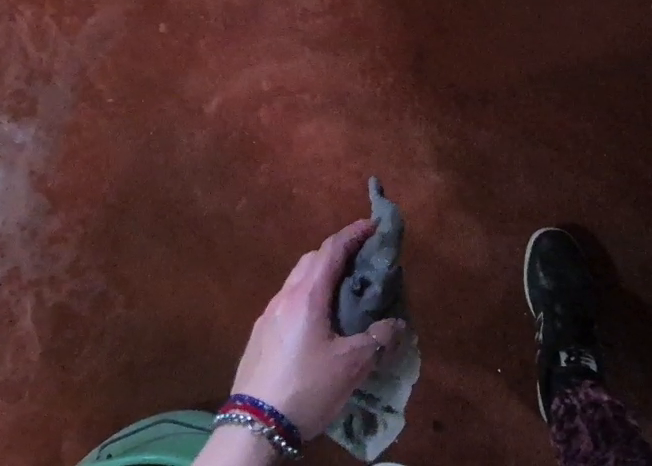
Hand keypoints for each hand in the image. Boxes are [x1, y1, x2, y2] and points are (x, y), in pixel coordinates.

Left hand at [230, 219, 405, 438]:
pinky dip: (307, 296)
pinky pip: (288, 302)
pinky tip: (317, 321)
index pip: (331, 250)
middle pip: (311, 259)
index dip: (353, 234)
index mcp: (307, 295)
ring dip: (320, 275)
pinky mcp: (259, 336)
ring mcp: (267, 316)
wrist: (254, 426)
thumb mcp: (351, 365)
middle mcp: (284, 297)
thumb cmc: (307, 387)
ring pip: (296, 281)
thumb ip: (378, 339)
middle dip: (336, 252)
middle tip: (361, 259)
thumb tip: (396, 324)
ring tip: (342, 290)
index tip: (373, 225)